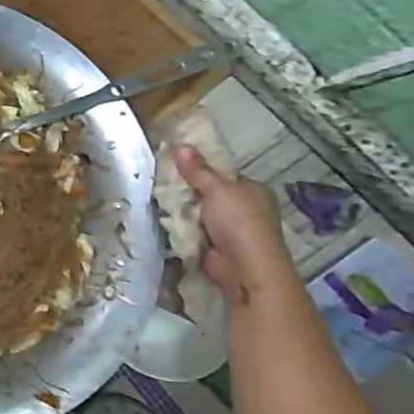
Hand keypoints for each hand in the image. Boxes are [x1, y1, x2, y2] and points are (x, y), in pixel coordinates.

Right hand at [175, 146, 293, 305]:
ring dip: (185, 212)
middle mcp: (246, 209)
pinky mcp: (219, 248)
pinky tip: (167, 223)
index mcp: (253, 190)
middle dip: (189, 193)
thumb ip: (198, 170)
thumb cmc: (239, 222)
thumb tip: (181, 145)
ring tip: (160, 202)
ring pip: (202, 214)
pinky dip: (185, 230)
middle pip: (211, 195)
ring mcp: (233, 230)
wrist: (245, 268)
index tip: (177, 168)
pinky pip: (197, 232)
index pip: (224, 175)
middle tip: (164, 185)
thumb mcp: (217, 189)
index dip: (202, 171)